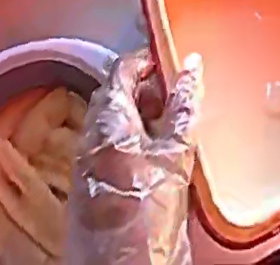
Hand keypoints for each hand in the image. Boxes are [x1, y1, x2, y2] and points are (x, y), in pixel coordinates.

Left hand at [67, 49, 201, 264]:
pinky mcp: (92, 187)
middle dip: (148, 89)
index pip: (121, 69)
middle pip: (117, 94)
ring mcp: (88, 163)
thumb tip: (191, 67)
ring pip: (116, 122)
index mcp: (107, 121)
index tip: (171, 62)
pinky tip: (157, 157)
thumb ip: (183, 109)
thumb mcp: (174, 157)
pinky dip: (134, 142)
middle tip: (177, 95)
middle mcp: (91, 137)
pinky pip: (112, 148)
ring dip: (143, 117)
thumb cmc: (144, 219)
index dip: (146, 60)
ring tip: (173, 127)